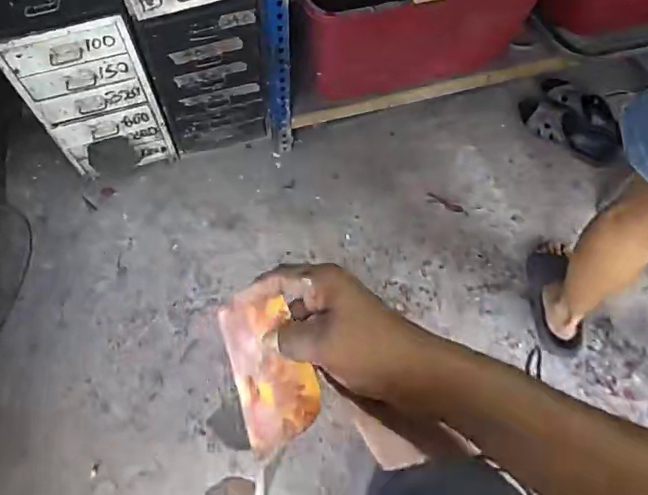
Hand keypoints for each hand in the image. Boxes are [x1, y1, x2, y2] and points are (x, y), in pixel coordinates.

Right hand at [247, 263, 458, 407]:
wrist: (414, 371)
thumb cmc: (366, 348)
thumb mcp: (321, 344)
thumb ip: (288, 338)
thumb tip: (268, 337)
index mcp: (323, 279)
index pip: (280, 276)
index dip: (255, 290)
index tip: (232, 308)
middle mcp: (330, 289)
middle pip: (289, 297)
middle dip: (267, 316)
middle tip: (242, 339)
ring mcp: (339, 311)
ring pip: (301, 319)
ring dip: (283, 336)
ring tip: (259, 358)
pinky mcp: (347, 333)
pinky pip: (314, 335)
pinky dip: (300, 348)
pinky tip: (287, 367)